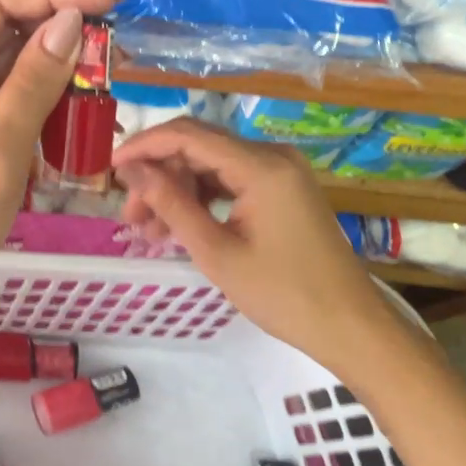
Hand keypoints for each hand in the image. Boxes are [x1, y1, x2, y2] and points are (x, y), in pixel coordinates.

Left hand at [0, 0, 119, 334]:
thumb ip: (32, 82)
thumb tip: (71, 21)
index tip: (107, 8)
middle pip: (6, 24)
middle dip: (60, 25)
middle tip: (115, 46)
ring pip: (14, 57)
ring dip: (60, 60)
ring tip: (108, 73)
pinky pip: (16, 92)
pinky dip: (50, 93)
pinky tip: (83, 107)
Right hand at [111, 121, 404, 369]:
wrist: (355, 330)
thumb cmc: (285, 295)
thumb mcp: (217, 252)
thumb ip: (170, 204)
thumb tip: (131, 170)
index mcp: (261, 166)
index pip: (187, 135)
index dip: (144, 146)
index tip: (111, 169)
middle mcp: (272, 156)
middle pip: (197, 147)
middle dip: (157, 175)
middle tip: (129, 213)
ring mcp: (280, 172)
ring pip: (210, 164)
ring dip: (176, 190)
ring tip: (147, 229)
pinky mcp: (283, 189)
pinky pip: (229, 179)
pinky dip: (201, 198)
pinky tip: (179, 226)